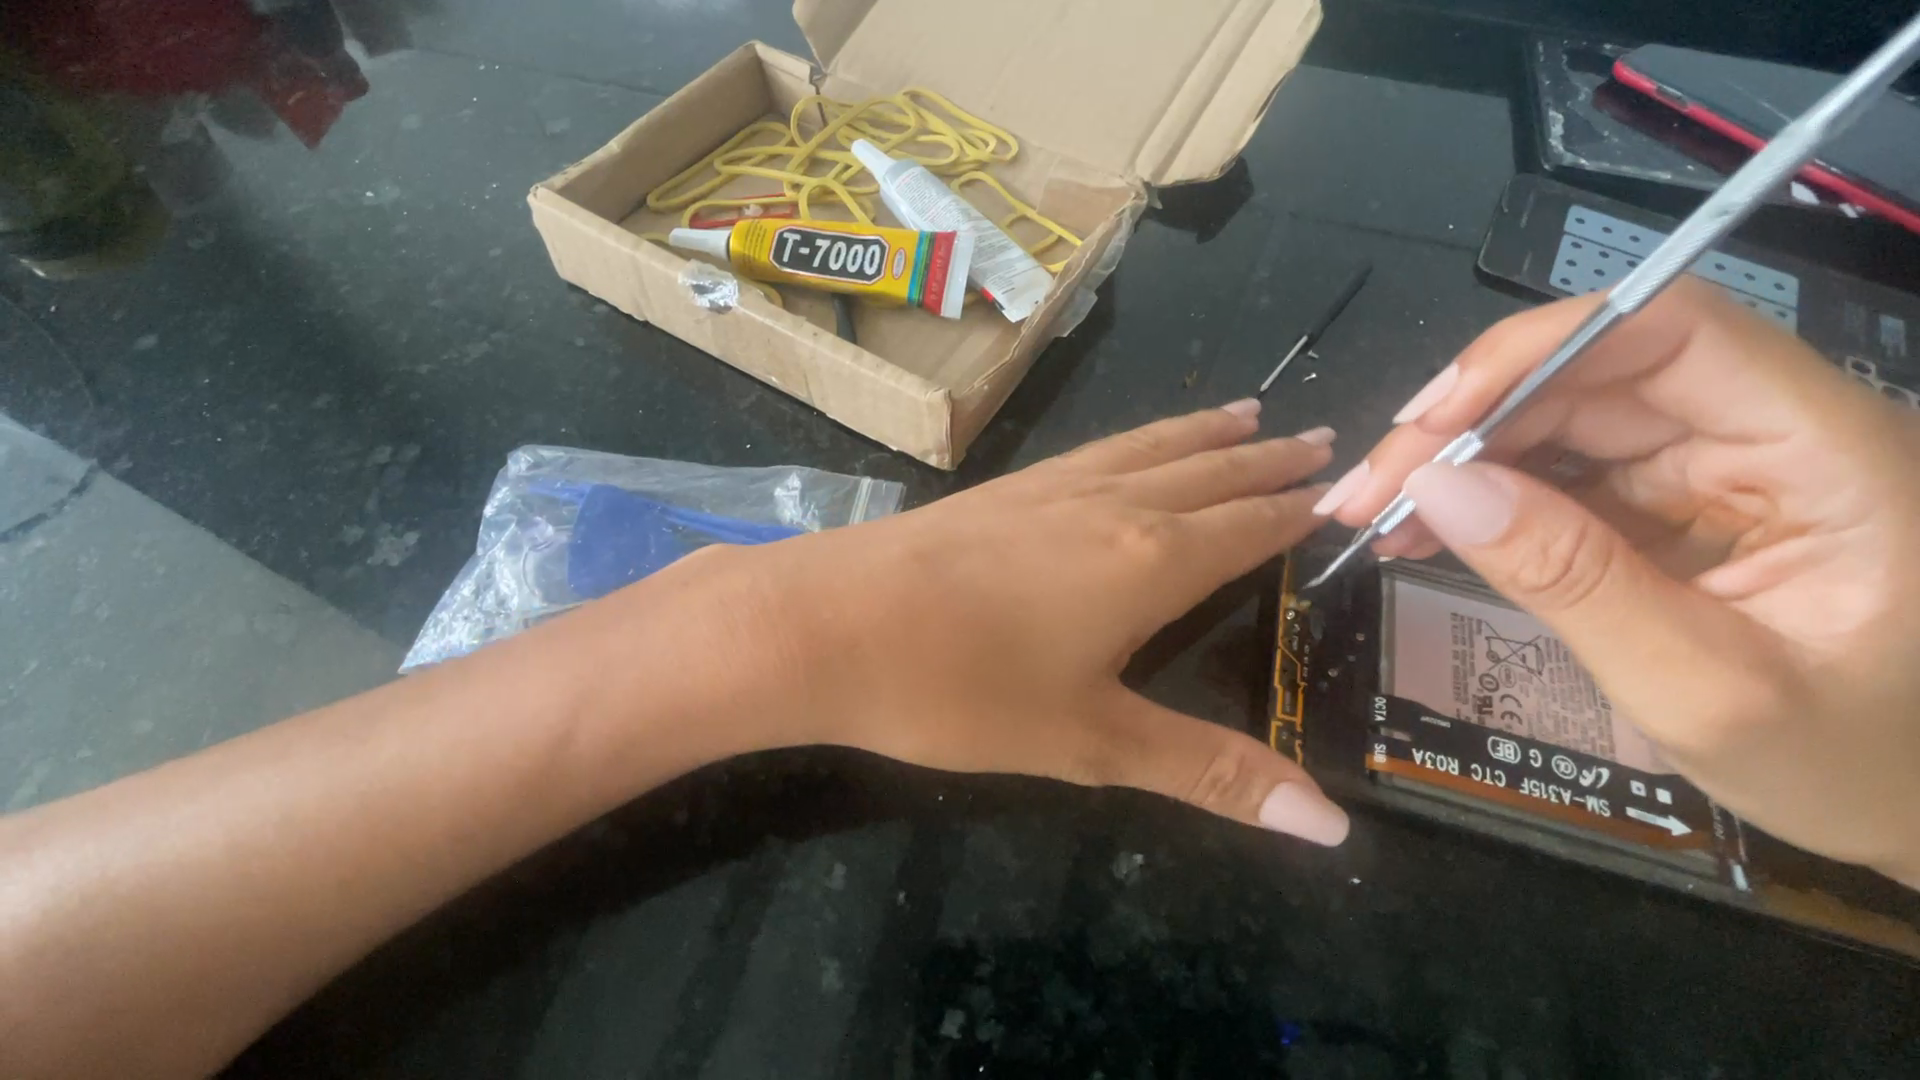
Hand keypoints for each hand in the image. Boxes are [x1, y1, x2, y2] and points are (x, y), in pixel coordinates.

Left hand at [660, 403, 1350, 844]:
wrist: (828, 624)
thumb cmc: (962, 689)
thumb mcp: (1092, 742)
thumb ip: (1208, 772)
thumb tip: (1332, 830)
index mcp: (1152, 560)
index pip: (1250, 527)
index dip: (1300, 511)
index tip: (1346, 486)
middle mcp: (1113, 505)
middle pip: (1208, 473)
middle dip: (1266, 461)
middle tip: (1317, 437)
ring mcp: (1051, 487)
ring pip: (1149, 448)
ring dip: (1203, 434)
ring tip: (1244, 413)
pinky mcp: (1001, 488)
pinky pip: (1096, 452)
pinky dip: (1138, 440)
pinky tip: (1127, 449)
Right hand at [1318, 280, 1919, 881]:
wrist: (1901, 806)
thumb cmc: (1845, 763)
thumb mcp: (1700, 689)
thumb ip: (1570, 580)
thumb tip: (1435, 486)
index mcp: (1820, 449)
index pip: (1666, 335)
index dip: (1533, 354)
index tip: (1427, 423)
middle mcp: (1757, 432)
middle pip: (1582, 378)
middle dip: (1458, 427)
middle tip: (1366, 495)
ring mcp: (1700, 467)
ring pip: (1548, 424)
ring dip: (1449, 463)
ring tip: (1372, 518)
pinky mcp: (1654, 504)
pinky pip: (1546, 476)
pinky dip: (1471, 500)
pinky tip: (1416, 531)